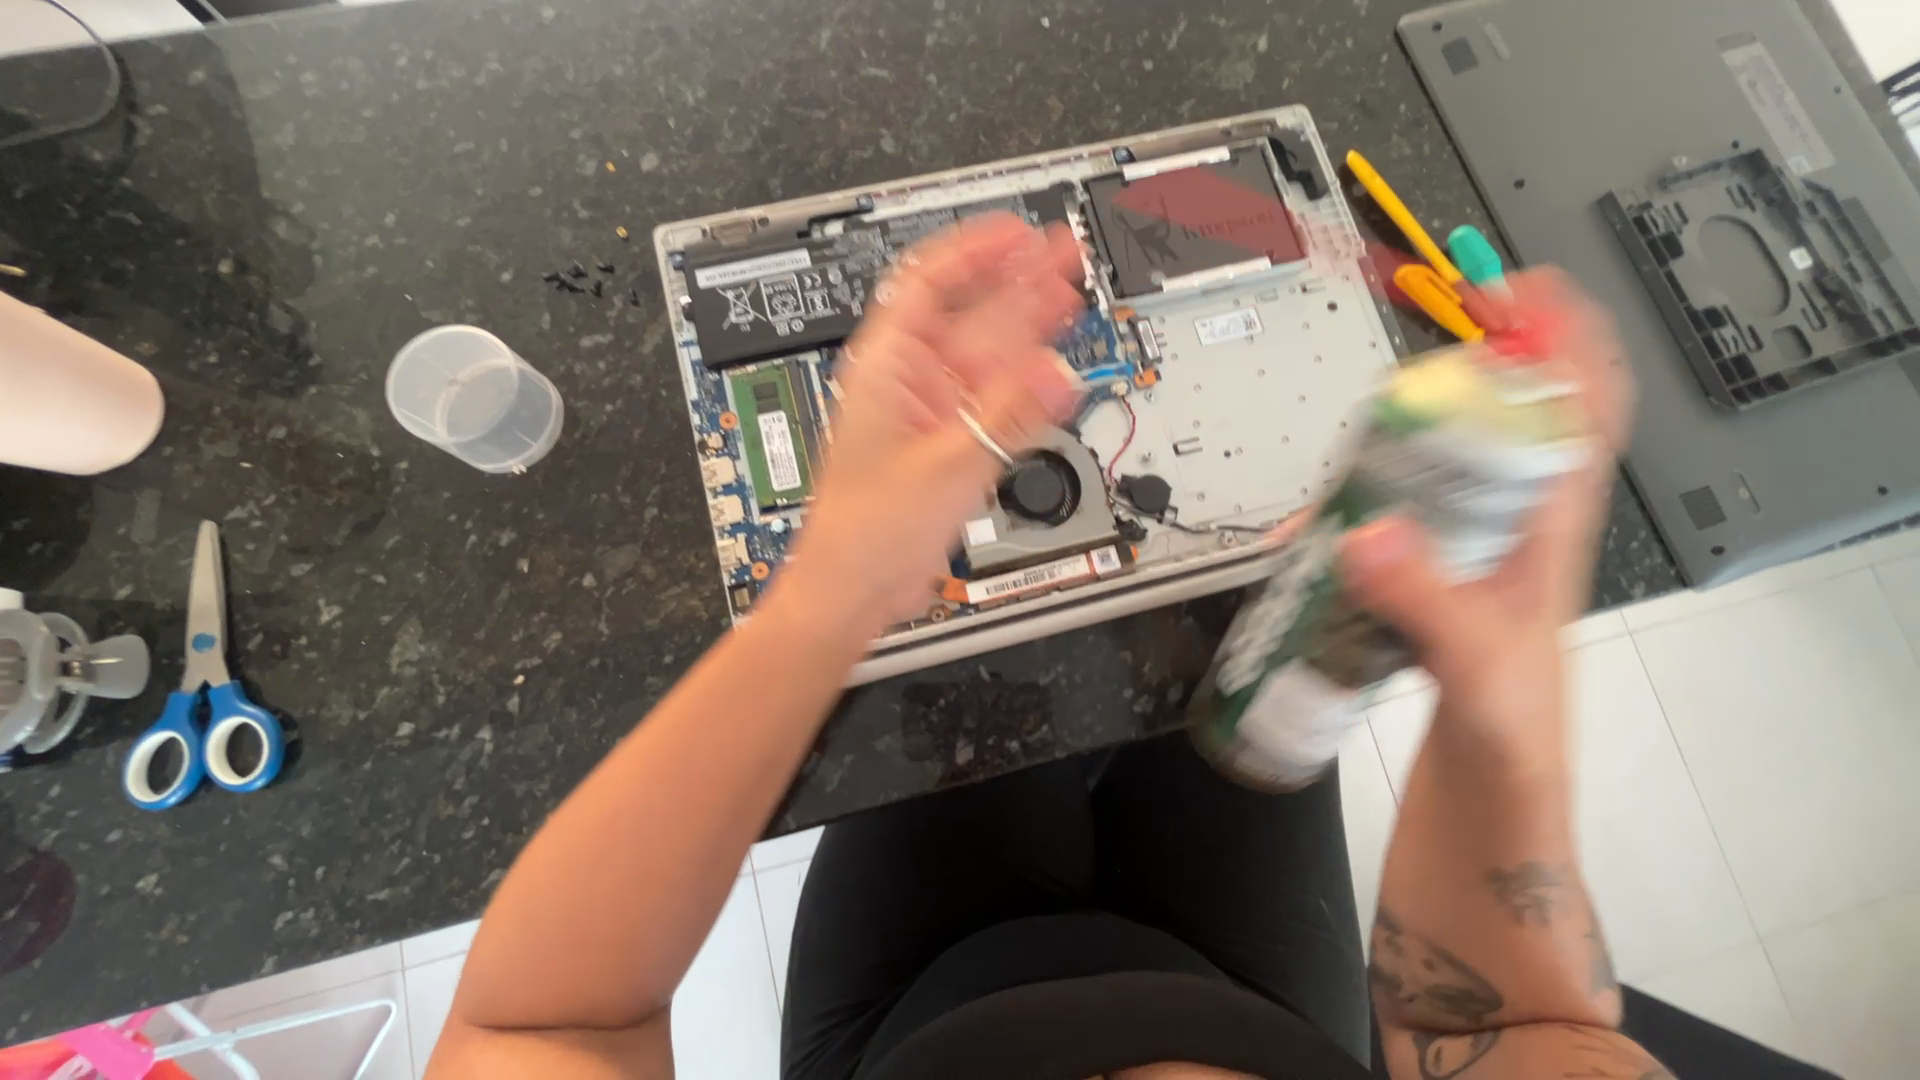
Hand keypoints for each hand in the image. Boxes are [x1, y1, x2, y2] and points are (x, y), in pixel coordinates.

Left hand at [764, 214, 1088, 639]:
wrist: (855, 588)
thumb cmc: (864, 530)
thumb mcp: (943, 466)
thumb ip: (1006, 417)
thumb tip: (1055, 372)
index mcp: (888, 367)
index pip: (928, 282)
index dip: (974, 250)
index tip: (1017, 233)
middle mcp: (911, 382)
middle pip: (969, 313)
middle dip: (1016, 282)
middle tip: (1064, 259)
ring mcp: (934, 414)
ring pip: (988, 356)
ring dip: (1028, 331)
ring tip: (1070, 301)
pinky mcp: (950, 446)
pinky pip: (995, 402)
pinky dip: (1024, 388)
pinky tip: (1052, 372)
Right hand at [1337, 269, 1634, 747]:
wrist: (1488, 787)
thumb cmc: (1511, 727)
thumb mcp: (1472, 660)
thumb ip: (1422, 599)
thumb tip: (1365, 532)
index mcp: (1547, 531)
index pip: (1578, 411)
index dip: (1557, 341)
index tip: (1504, 292)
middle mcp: (1506, 531)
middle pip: (1492, 427)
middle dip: (1450, 388)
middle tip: (1394, 385)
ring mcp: (1463, 555)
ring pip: (1433, 473)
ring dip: (1387, 454)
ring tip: (1339, 465)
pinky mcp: (1424, 581)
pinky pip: (1385, 524)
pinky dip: (1344, 516)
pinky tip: (1309, 536)